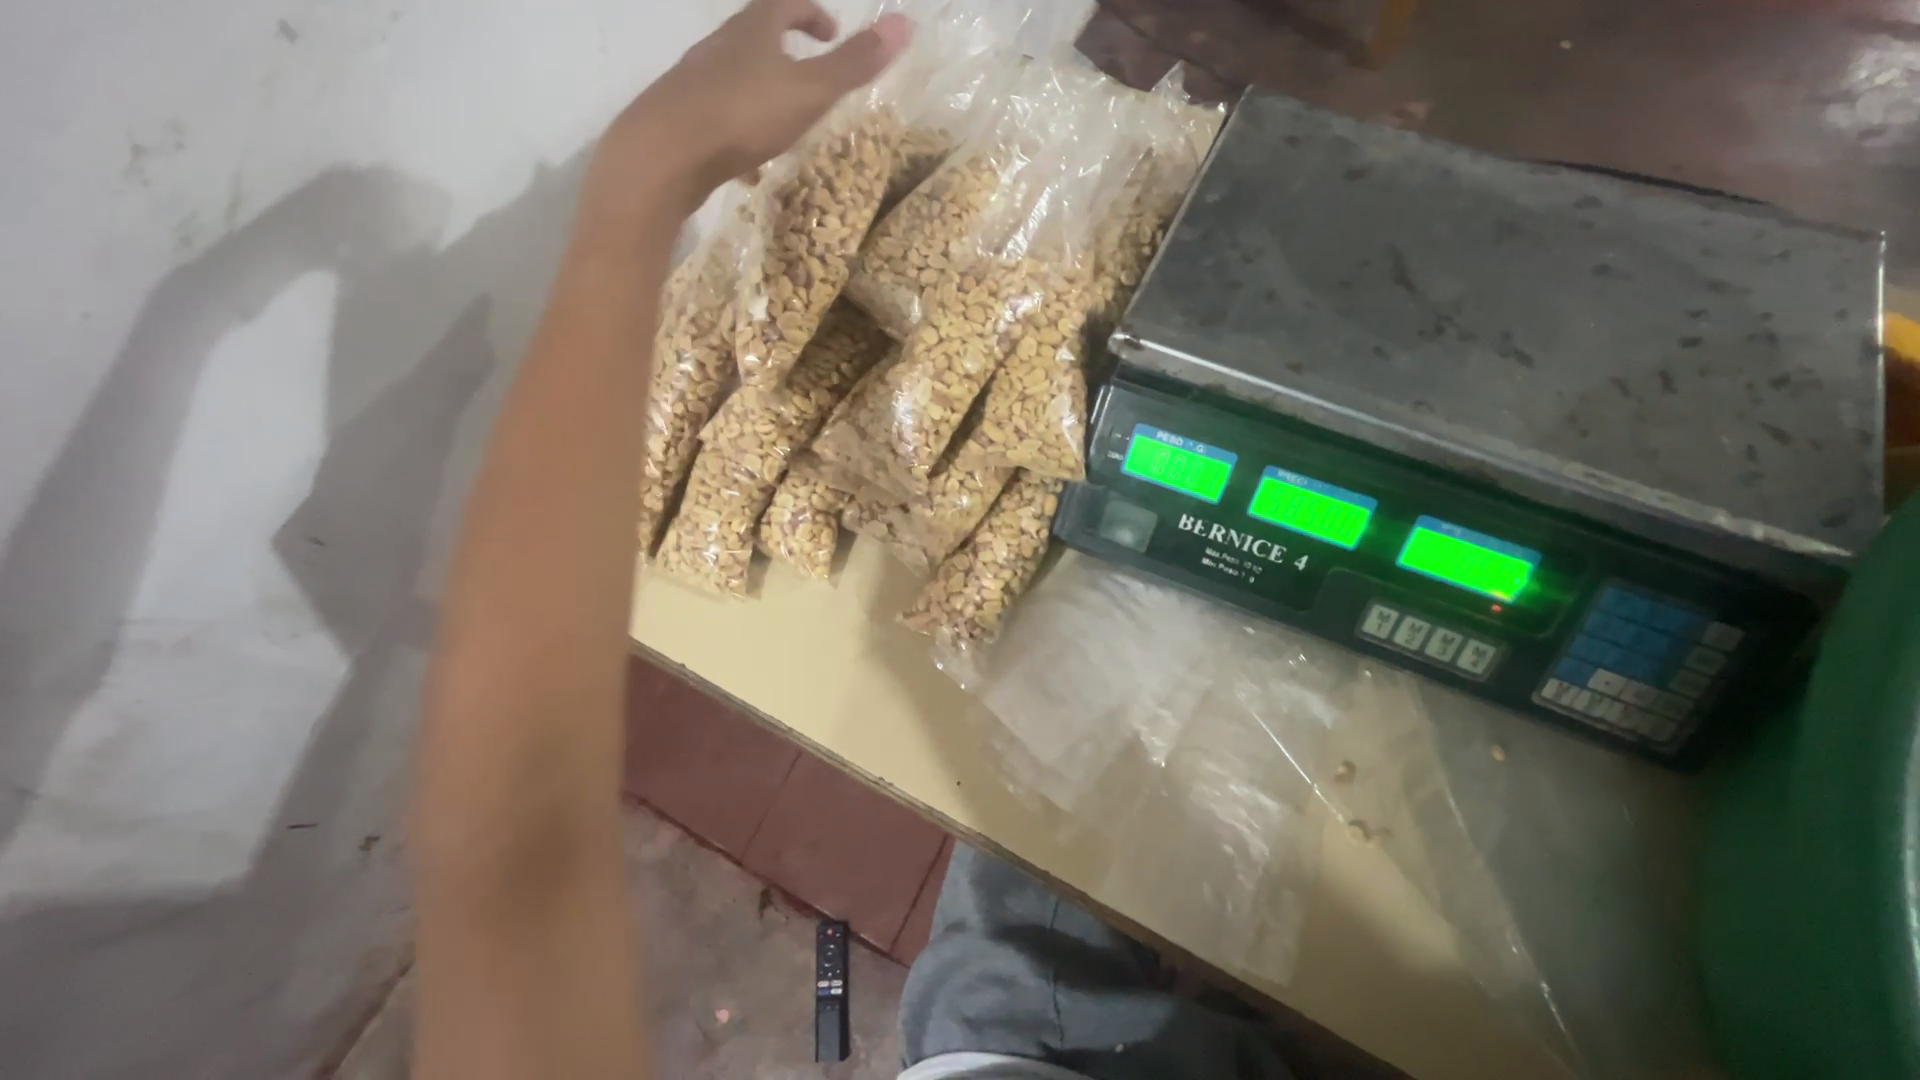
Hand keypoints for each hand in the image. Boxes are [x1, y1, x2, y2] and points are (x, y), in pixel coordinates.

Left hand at [576, 0, 911, 251]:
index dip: (812, 14)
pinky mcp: (680, 119)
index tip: (831, 33)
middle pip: (755, 36)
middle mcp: (720, 46)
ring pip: (735, 76)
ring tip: (782, 120)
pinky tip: (748, 165)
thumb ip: (854, 63)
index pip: (786, 5)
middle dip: (784, 49)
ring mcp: (695, 82)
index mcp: (753, 29)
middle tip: (808, 70)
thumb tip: (906, 23)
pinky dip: (739, 130)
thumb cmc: (742, 115)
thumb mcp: (809, 91)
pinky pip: (718, 116)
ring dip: (760, 90)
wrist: (663, 154)